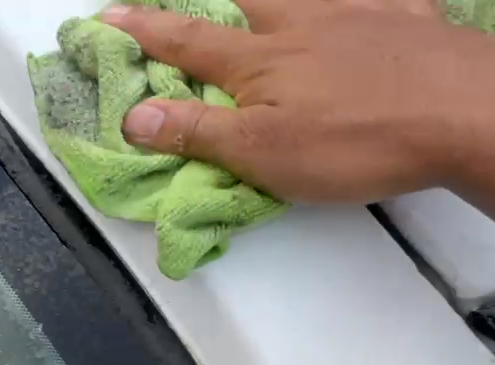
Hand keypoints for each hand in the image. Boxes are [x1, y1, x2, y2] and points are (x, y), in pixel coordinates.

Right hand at [98, 0, 494, 205]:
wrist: (481, 117)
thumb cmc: (358, 140)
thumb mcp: (257, 151)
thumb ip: (193, 131)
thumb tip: (134, 115)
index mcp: (263, 61)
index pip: (186, 42)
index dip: (142, 29)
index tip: (107, 16)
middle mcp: (309, 25)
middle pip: (247, 1)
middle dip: (205, 1)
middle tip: (182, 1)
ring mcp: (366, 15)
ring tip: (259, 6)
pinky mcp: (413, 21)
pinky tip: (348, 6)